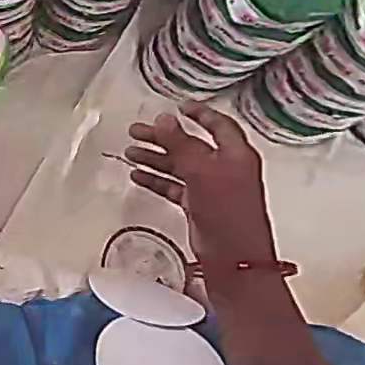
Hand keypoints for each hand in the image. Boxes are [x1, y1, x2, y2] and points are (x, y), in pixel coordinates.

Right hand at [124, 103, 281, 281]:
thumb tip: (163, 118)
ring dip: (155, 158)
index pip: (218, 125)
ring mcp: (211, 187)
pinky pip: (174, 187)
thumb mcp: (202, 172)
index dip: (199, 114)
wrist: (234, 258)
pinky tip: (137, 175)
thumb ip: (181, 144)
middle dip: (163, 137)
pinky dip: (157, 180)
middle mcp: (224, 167)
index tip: (178, 106)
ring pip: (179, 166)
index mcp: (235, 154)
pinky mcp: (198, 206)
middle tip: (136, 131)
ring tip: (129, 152)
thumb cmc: (226, 210)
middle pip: (190, 145)